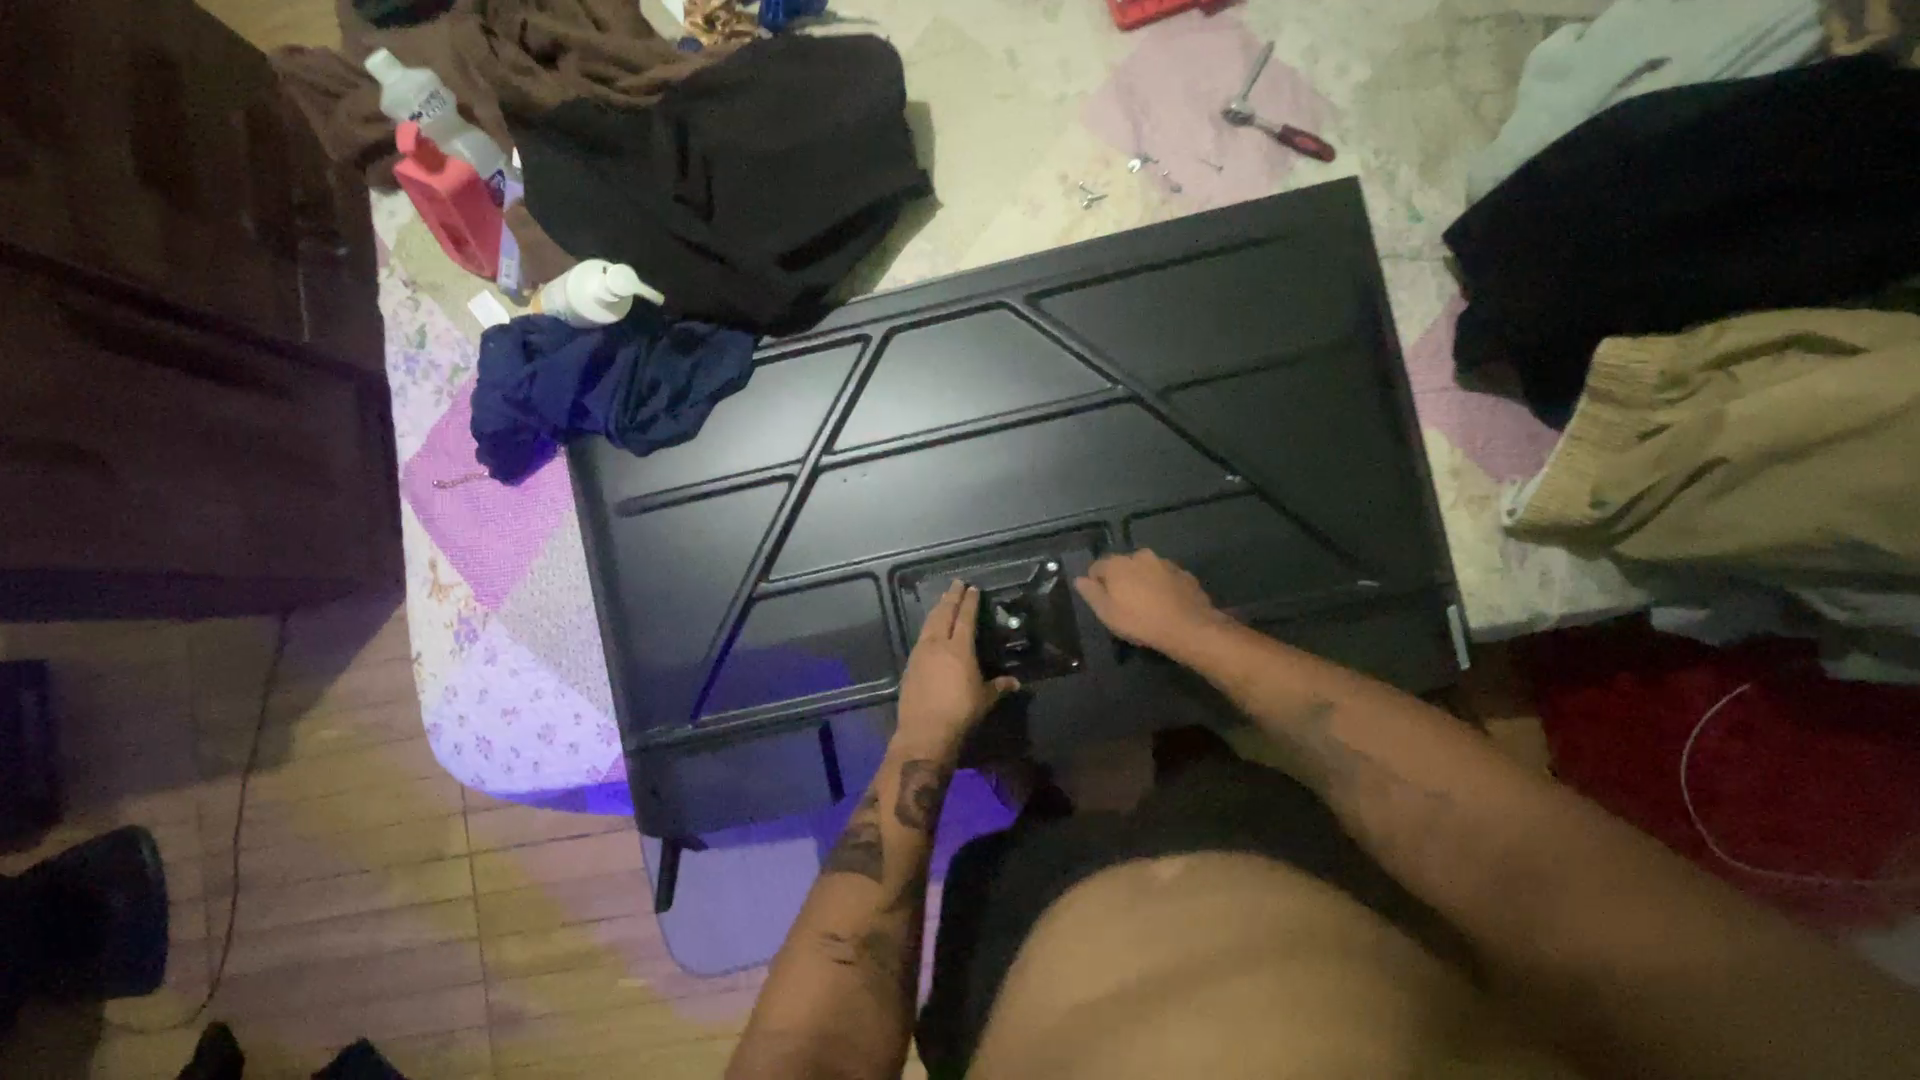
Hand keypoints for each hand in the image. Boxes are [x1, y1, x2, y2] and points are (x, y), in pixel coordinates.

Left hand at [896, 581, 1019, 755]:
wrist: (925, 731)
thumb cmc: (960, 713)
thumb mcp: (985, 699)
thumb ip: (998, 687)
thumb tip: (1015, 683)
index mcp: (959, 649)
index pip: (965, 618)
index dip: (969, 602)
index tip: (972, 588)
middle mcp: (938, 644)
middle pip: (944, 614)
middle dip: (951, 597)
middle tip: (956, 583)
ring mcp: (920, 653)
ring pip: (929, 624)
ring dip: (937, 609)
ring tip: (943, 600)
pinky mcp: (910, 665)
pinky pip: (921, 638)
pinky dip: (928, 627)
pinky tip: (929, 630)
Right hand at [1073, 549, 1228, 654]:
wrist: (1188, 627)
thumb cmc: (1140, 622)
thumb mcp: (1107, 613)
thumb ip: (1091, 593)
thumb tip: (1079, 579)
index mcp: (1117, 563)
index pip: (1097, 567)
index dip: (1096, 584)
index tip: (1103, 602)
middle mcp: (1140, 555)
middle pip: (1123, 566)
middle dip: (1121, 580)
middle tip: (1125, 605)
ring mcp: (1165, 563)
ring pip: (1146, 570)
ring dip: (1143, 582)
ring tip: (1147, 605)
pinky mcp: (1184, 573)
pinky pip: (1165, 577)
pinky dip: (1162, 586)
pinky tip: (1166, 605)